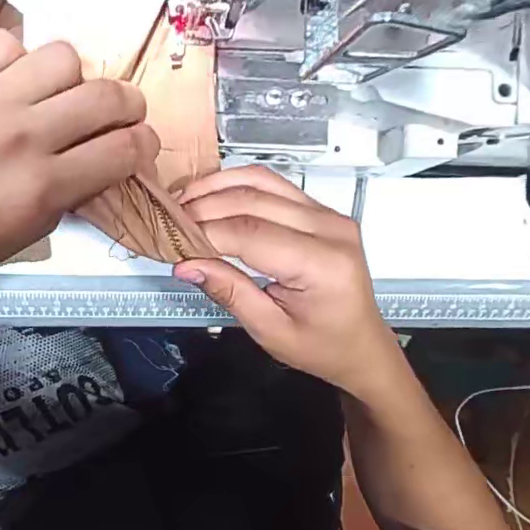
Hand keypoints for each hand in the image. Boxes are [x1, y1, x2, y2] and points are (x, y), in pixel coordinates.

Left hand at [0, 31, 156, 329]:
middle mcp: (20, 137)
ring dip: (77, 78)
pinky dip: (22, 62)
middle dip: (129, 104)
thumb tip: (115, 152)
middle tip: (123, 114)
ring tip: (64, 96)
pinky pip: (8, 44)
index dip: (146, 144)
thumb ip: (82, 185)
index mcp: (45, 185)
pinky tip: (17, 85)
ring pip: (63, 56)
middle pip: (104, 96)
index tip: (144, 144)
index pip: (123, 148)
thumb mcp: (42, 225)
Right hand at [172, 166, 406, 401]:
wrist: (362, 346)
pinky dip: (239, 185)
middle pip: (254, 201)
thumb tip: (185, 265)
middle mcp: (331, 229)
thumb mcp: (271, 331)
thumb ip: (231, 292)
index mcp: (323, 263)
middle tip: (167, 219)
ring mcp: (330, 214)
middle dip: (205, 207)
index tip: (171, 241)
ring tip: (182, 200)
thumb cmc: (321, 348)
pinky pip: (276, 185)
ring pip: (263, 182)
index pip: (251, 233)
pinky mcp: (324, 211)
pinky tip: (212, 194)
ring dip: (218, 186)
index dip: (205, 233)